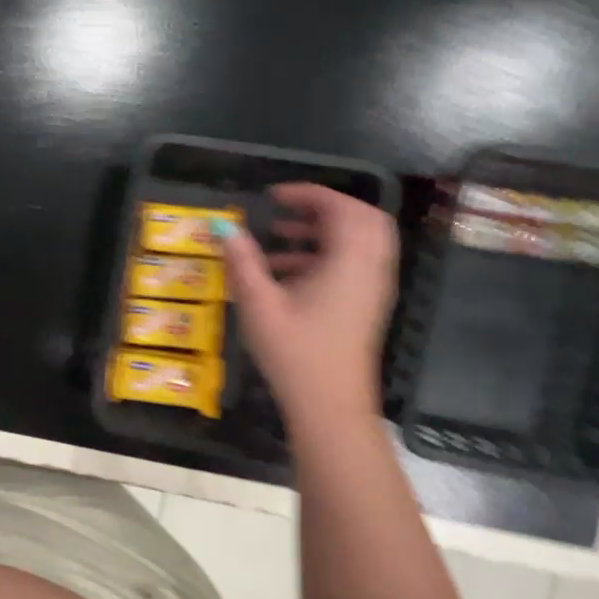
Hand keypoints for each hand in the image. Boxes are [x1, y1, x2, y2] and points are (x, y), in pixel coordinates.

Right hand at [219, 183, 396, 416]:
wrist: (329, 404)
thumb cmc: (294, 351)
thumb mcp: (258, 303)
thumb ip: (242, 261)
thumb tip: (225, 227)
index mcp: (350, 261)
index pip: (342, 209)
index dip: (310, 194)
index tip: (274, 196)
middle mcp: (370, 269)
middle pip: (362, 220)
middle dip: (324, 209)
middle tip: (286, 210)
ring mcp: (373, 289)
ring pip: (359, 243)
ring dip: (323, 232)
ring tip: (278, 238)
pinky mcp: (366, 307)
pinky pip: (354, 264)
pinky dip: (326, 255)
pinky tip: (285, 273)